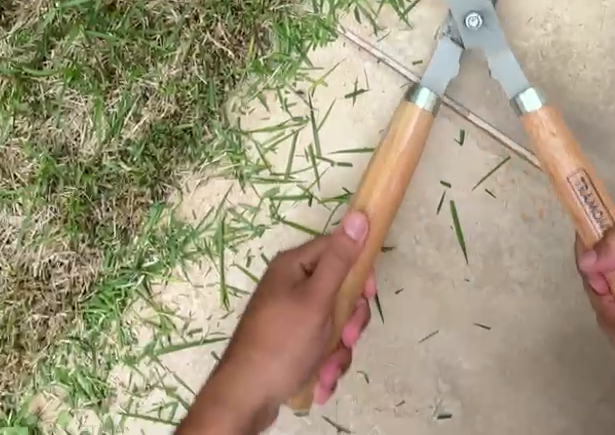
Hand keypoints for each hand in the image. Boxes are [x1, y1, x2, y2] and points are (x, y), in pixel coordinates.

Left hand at [181, 212, 375, 433]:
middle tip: (347, 338)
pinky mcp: (292, 341)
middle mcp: (292, 285)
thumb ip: (340, 260)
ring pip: (334, 322)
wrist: (245, 398)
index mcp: (294, 266)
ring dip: (338, 350)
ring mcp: (291, 315)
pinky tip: (320, 382)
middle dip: (348, 321)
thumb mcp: (316, 299)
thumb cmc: (282, 343)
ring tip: (327, 372)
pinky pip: (322, 344)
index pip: (336, 249)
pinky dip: (326, 363)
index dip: (358, 269)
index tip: (368, 295)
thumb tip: (358, 215)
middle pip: (339, 290)